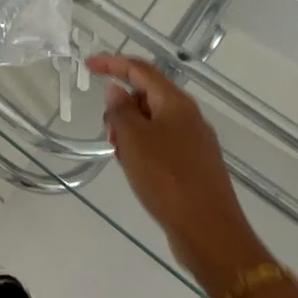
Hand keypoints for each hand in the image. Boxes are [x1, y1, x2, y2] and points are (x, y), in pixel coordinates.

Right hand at [86, 54, 271, 293]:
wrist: (210, 233)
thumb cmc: (167, 179)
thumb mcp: (134, 140)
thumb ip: (121, 110)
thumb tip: (117, 90)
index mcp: (176, 104)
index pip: (141, 70)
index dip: (112, 63)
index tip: (88, 65)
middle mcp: (189, 118)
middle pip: (148, 95)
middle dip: (122, 104)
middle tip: (106, 128)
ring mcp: (195, 143)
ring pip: (154, 121)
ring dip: (131, 129)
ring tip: (119, 153)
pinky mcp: (195, 165)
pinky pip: (162, 143)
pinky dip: (143, 147)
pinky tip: (135, 168)